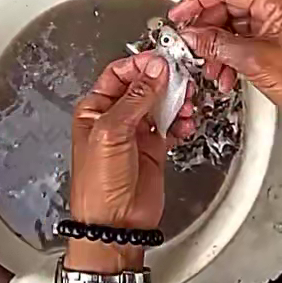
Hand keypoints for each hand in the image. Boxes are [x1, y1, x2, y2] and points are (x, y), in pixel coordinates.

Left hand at [69, 52, 180, 231]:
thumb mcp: (113, 132)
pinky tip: (185, 123)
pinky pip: (171, 124)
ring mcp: (135, 132)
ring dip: (176, 100)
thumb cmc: (99, 182)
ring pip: (160, 104)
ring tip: (186, 105)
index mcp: (95, 108)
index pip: (118, 74)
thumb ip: (136, 99)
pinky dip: (181, 120)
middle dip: (163, 81)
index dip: (140, 64)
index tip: (162, 60)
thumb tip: (154, 70)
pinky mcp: (153, 148)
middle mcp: (114, 117)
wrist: (115, 222)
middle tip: (182, 81)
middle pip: (142, 86)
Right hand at [167, 0, 281, 135]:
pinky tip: (223, 70)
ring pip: (233, 24)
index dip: (197, 1)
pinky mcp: (279, 39)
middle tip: (190, 43)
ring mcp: (281, 22)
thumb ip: (217, 44)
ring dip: (216, 45)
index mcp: (281, 1)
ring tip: (209, 64)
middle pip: (227, 6)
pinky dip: (229, 53)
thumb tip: (192, 35)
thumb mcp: (256, 62)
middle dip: (206, 28)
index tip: (179, 14)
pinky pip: (244, 38)